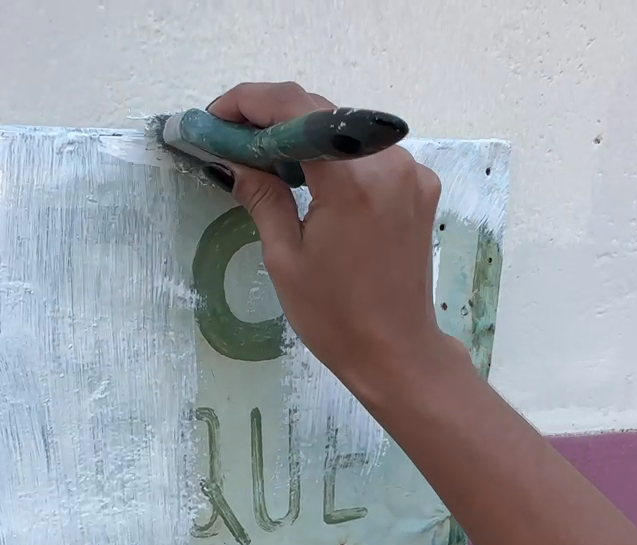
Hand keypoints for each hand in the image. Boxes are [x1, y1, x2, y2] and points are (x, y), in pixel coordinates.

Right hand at [208, 82, 469, 405]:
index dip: (249, 103)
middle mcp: (389, 163)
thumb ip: (262, 198)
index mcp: (351, 182)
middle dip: (272, 119)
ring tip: (264, 159)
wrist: (395, 351)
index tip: (217, 116)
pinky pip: (369, 154)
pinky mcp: (420, 186)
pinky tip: (310, 179)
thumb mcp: (285, 259)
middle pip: (322, 114)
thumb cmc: (334, 318)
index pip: (295, 110)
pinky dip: (335, 157)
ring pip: (345, 132)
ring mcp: (411, 172)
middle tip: (231, 137)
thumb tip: (236, 160)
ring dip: (304, 137)